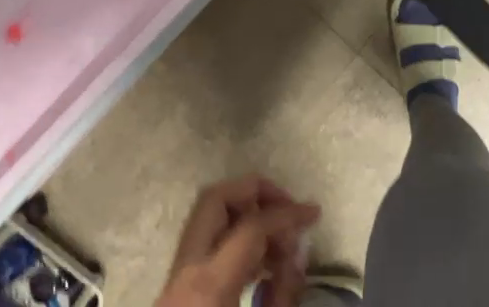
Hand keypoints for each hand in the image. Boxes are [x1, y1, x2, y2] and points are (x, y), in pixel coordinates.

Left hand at [155, 174, 320, 306]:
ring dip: (245, 217)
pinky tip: (259, 267)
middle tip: (287, 210)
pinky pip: (205, 247)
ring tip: (280, 245)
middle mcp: (185, 273)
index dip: (288, 213)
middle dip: (255, 193)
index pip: (252, 225)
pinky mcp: (173, 295)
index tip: (314, 215)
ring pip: (207, 220)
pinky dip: (234, 241)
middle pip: (215, 200)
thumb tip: (295, 257)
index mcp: (208, 287)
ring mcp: (174, 282)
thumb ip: (284, 295)